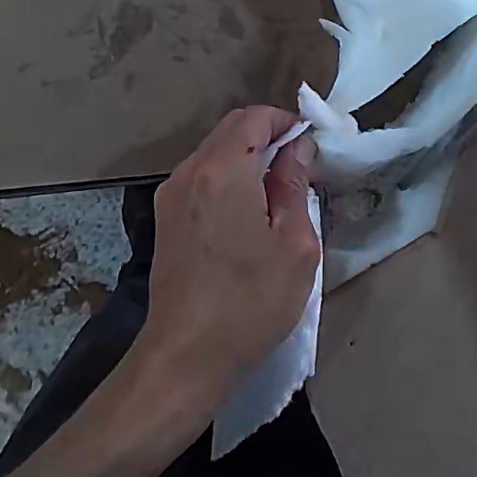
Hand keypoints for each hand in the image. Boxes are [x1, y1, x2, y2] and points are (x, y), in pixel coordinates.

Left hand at [139, 107, 320, 403]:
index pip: (255, 117)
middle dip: (269, 134)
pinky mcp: (165, 214)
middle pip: (232, 127)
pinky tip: (247, 208)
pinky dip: (228, 173)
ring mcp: (171, 192)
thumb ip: (295, 185)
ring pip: (216, 148)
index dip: (286, 122)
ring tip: (276, 189)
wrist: (184, 359)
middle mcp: (190, 171)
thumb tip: (299, 148)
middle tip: (299, 165)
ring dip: (248, 154)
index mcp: (223, 171)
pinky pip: (202, 172)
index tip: (311, 146)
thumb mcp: (294, 244)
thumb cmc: (250, 302)